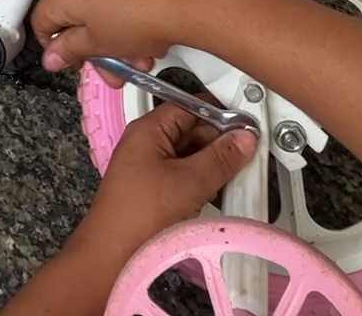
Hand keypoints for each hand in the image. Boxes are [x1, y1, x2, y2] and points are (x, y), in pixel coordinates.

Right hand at [32, 0, 259, 82]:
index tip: (68, 61)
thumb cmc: (141, 15)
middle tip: (110, 68)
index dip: (53, 46)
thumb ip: (70, 51)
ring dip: (116, 39)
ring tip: (140, 58)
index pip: (42, 19)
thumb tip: (53, 55)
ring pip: (102, 9)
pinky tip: (150, 40)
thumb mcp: (99, 45)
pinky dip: (130, 19)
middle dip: (93, 48)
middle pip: (76, 16)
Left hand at [71, 103, 258, 261]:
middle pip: (189, 130)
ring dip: (212, 162)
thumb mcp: (189, 182)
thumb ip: (220, 158)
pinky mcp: (152, 191)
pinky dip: (202, 180)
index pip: (187, 106)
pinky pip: (183, 175)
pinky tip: (220, 190)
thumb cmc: (140, 214)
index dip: (217, 111)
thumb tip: (244, 138)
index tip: (245, 121)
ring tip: (238, 172)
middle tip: (248, 151)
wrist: (113, 256)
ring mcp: (148, 167)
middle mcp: (146, 143)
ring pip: (188, 154)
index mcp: (148, 130)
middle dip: (218, 140)